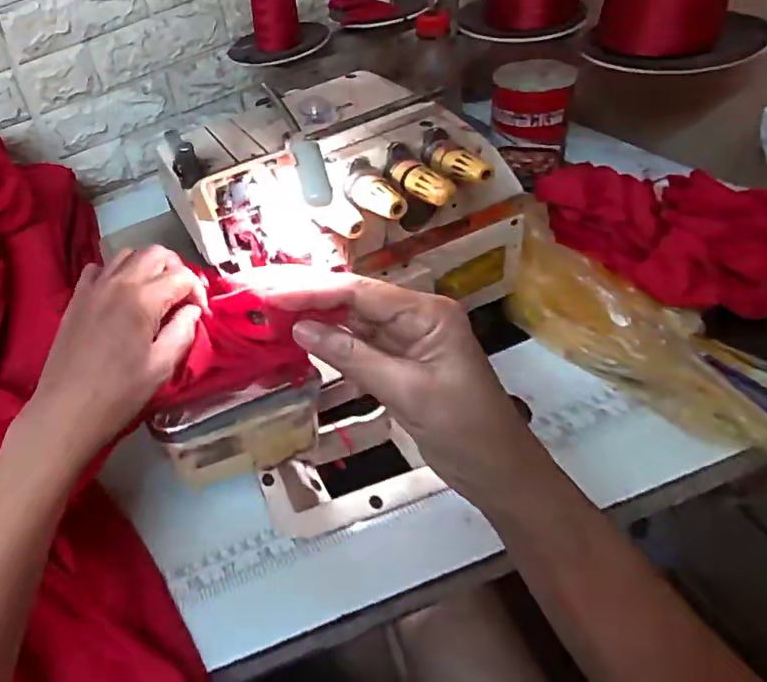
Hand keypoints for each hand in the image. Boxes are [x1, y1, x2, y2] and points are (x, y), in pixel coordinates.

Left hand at [24, 246, 203, 462]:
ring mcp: (94, 287)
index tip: (200, 313)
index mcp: (143, 299)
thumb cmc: (118, 394)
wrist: (65, 411)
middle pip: (156, 253)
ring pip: (127, 254)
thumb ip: (183, 331)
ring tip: (154, 291)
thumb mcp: (161, 367)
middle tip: (181, 295)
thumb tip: (191, 310)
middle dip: (175, 268)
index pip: (181, 276)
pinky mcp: (76, 297)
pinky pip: (98, 267)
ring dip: (147, 265)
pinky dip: (115, 272)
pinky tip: (119, 294)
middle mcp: (119, 282)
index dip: (198, 291)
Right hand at [248, 268, 541, 504]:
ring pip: (352, 321)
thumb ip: (352, 357)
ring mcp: (407, 339)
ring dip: (316, 319)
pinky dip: (331, 344)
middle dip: (309, 298)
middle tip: (264, 295)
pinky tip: (303, 340)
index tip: (275, 293)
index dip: (314, 290)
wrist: (501, 475)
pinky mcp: (399, 362)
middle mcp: (416, 316)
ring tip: (274, 313)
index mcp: (427, 312)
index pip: (361, 292)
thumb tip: (301, 328)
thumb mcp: (407, 392)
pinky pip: (359, 345)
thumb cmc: (466, 430)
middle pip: (354, 300)